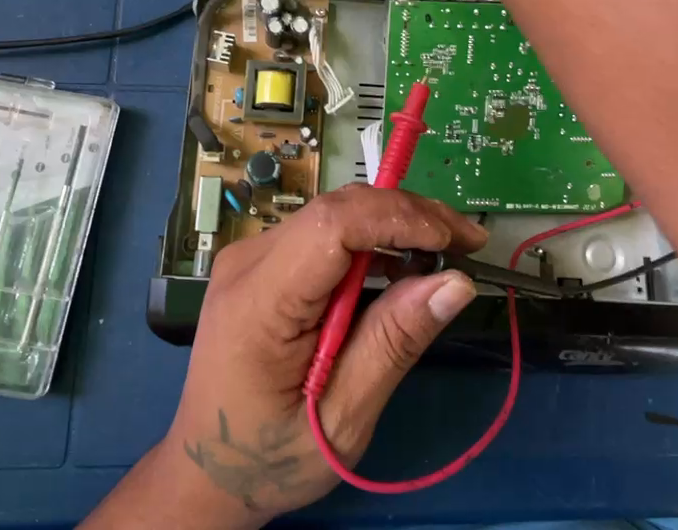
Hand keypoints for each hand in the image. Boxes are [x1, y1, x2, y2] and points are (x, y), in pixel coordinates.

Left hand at [98, 186, 486, 525]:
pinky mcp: (264, 262)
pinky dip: (372, 241)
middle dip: (408, 215)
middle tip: (470, 241)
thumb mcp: (341, 418)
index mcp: (259, 301)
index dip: (397, 219)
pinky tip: (406, 263)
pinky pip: (325, 234)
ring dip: (395, 224)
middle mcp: (249, 260)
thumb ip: (393, 344)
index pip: (330, 226)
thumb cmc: (270, 454)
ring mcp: (252, 256)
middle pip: (336, 210)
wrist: (207, 467)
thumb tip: (456, 282)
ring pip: (335, 215)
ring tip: (449, 251)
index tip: (456, 242)